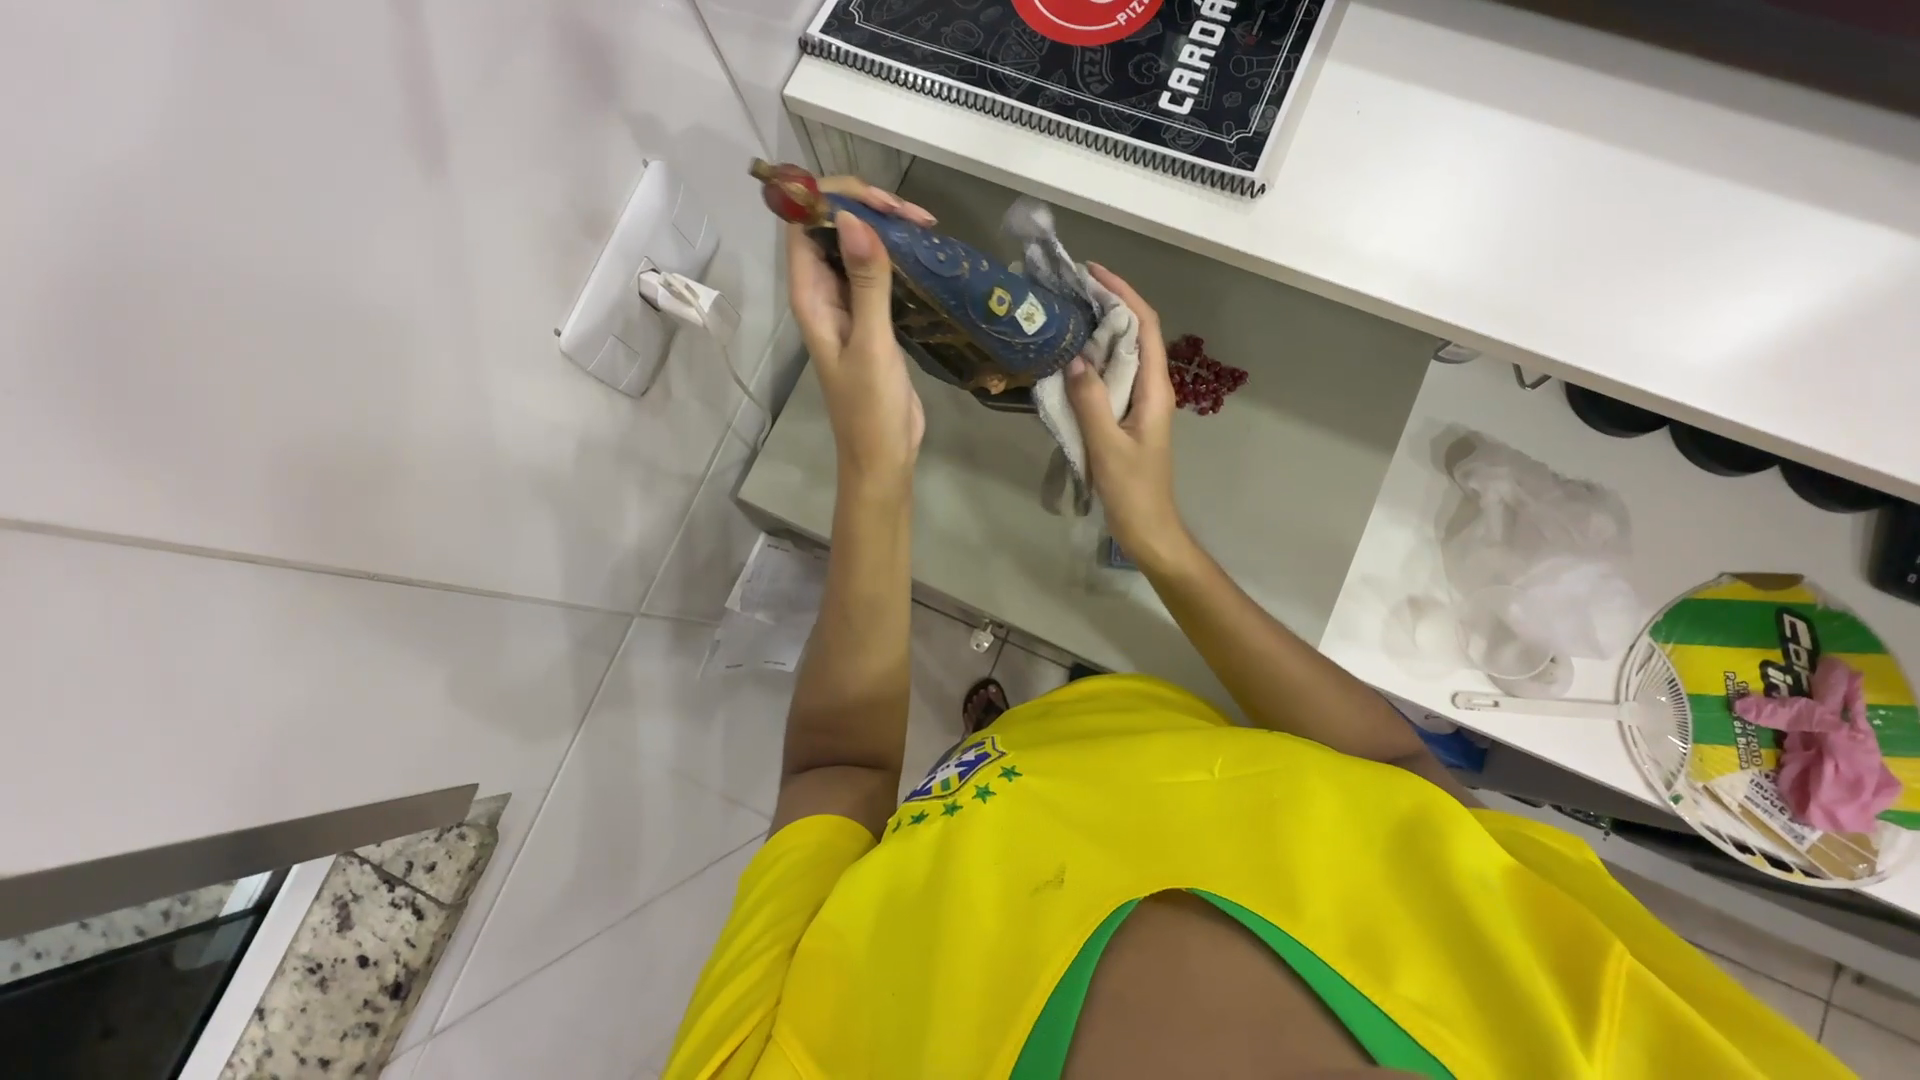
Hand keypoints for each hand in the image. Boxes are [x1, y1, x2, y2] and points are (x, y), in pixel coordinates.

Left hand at [787, 177, 932, 489]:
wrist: (883, 454)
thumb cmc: (870, 407)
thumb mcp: (871, 343)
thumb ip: (866, 281)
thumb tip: (853, 219)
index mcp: (810, 297)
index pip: (804, 224)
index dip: (834, 199)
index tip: (882, 202)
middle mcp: (823, 294)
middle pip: (831, 227)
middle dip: (868, 208)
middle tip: (916, 216)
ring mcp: (847, 304)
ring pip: (857, 246)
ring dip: (886, 229)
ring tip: (926, 226)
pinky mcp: (871, 317)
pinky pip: (877, 270)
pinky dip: (898, 255)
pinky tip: (925, 252)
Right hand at [1064, 264, 1190, 567]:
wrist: (1148, 529)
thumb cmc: (1133, 491)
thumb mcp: (1107, 447)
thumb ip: (1090, 401)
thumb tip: (1074, 358)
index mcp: (1155, 390)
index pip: (1145, 327)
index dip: (1123, 294)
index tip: (1093, 273)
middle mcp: (1151, 389)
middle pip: (1134, 334)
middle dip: (1108, 304)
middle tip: (1070, 288)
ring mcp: (1139, 404)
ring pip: (1121, 355)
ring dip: (1098, 331)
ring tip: (1066, 312)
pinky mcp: (1125, 418)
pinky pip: (1111, 378)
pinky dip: (1092, 361)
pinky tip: (1069, 359)